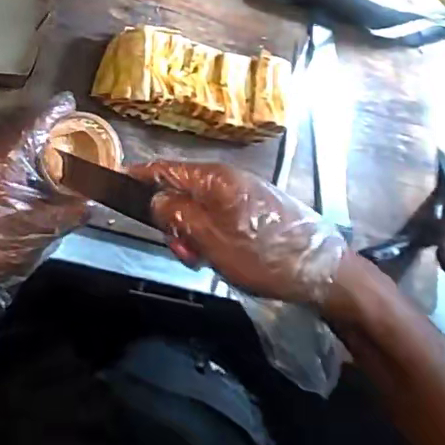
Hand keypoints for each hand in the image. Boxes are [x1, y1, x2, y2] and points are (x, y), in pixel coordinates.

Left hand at [0, 93, 89, 301]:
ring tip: (56, 140)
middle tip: (69, 123)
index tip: (69, 103)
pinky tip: (35, 164)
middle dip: (44, 124)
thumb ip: (71, 211)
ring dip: (31, 138)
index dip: (52, 112)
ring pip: (9, 141)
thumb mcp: (43, 230)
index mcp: (5, 163)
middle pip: (20, 129)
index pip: (32, 126)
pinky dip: (20, 153)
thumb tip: (95, 201)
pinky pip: (2, 155)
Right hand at [134, 161, 347, 307]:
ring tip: (204, 260)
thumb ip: (176, 214)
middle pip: (181, 190)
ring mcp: (243, 194)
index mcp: (215, 178)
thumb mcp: (211, 239)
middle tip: (182, 251)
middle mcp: (228, 179)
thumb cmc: (265, 256)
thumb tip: (156, 199)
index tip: (117, 182)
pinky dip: (210, 235)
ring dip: (192, 233)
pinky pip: (219, 216)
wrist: (327, 274)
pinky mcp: (256, 210)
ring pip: (199, 207)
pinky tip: (220, 258)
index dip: (139, 177)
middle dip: (171, 220)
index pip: (164, 169)